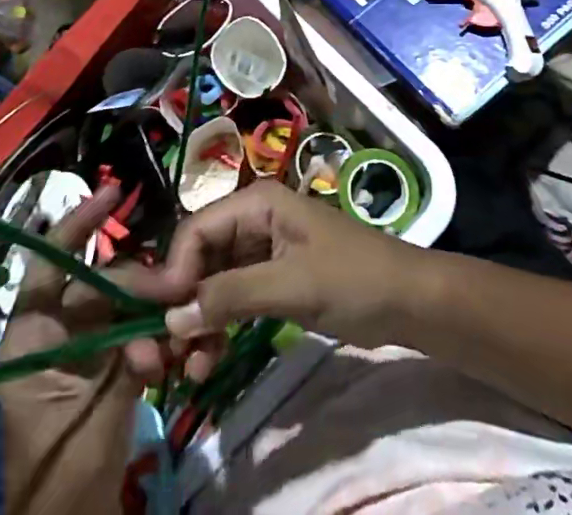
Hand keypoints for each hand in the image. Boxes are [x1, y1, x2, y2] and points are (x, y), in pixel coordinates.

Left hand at [0, 183, 168, 510]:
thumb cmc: (61, 476)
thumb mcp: (92, 419)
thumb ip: (126, 365)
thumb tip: (161, 328)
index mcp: (31, 339)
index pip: (50, 265)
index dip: (77, 224)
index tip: (113, 194)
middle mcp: (57, 332)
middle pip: (102, 284)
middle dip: (140, 285)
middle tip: (179, 292)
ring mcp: (87, 346)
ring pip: (126, 306)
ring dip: (156, 316)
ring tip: (179, 342)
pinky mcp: (111, 363)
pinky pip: (140, 332)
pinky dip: (161, 338)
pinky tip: (181, 356)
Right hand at [152, 181, 428, 348]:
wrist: (409, 300)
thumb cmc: (354, 280)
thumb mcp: (291, 286)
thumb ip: (231, 296)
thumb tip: (170, 317)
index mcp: (258, 203)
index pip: (196, 230)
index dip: (174, 271)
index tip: (161, 318)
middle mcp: (254, 220)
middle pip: (200, 257)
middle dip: (184, 302)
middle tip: (169, 352)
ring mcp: (264, 250)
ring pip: (213, 282)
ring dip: (199, 320)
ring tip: (191, 366)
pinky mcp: (274, 278)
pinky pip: (233, 298)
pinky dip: (219, 325)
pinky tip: (210, 358)